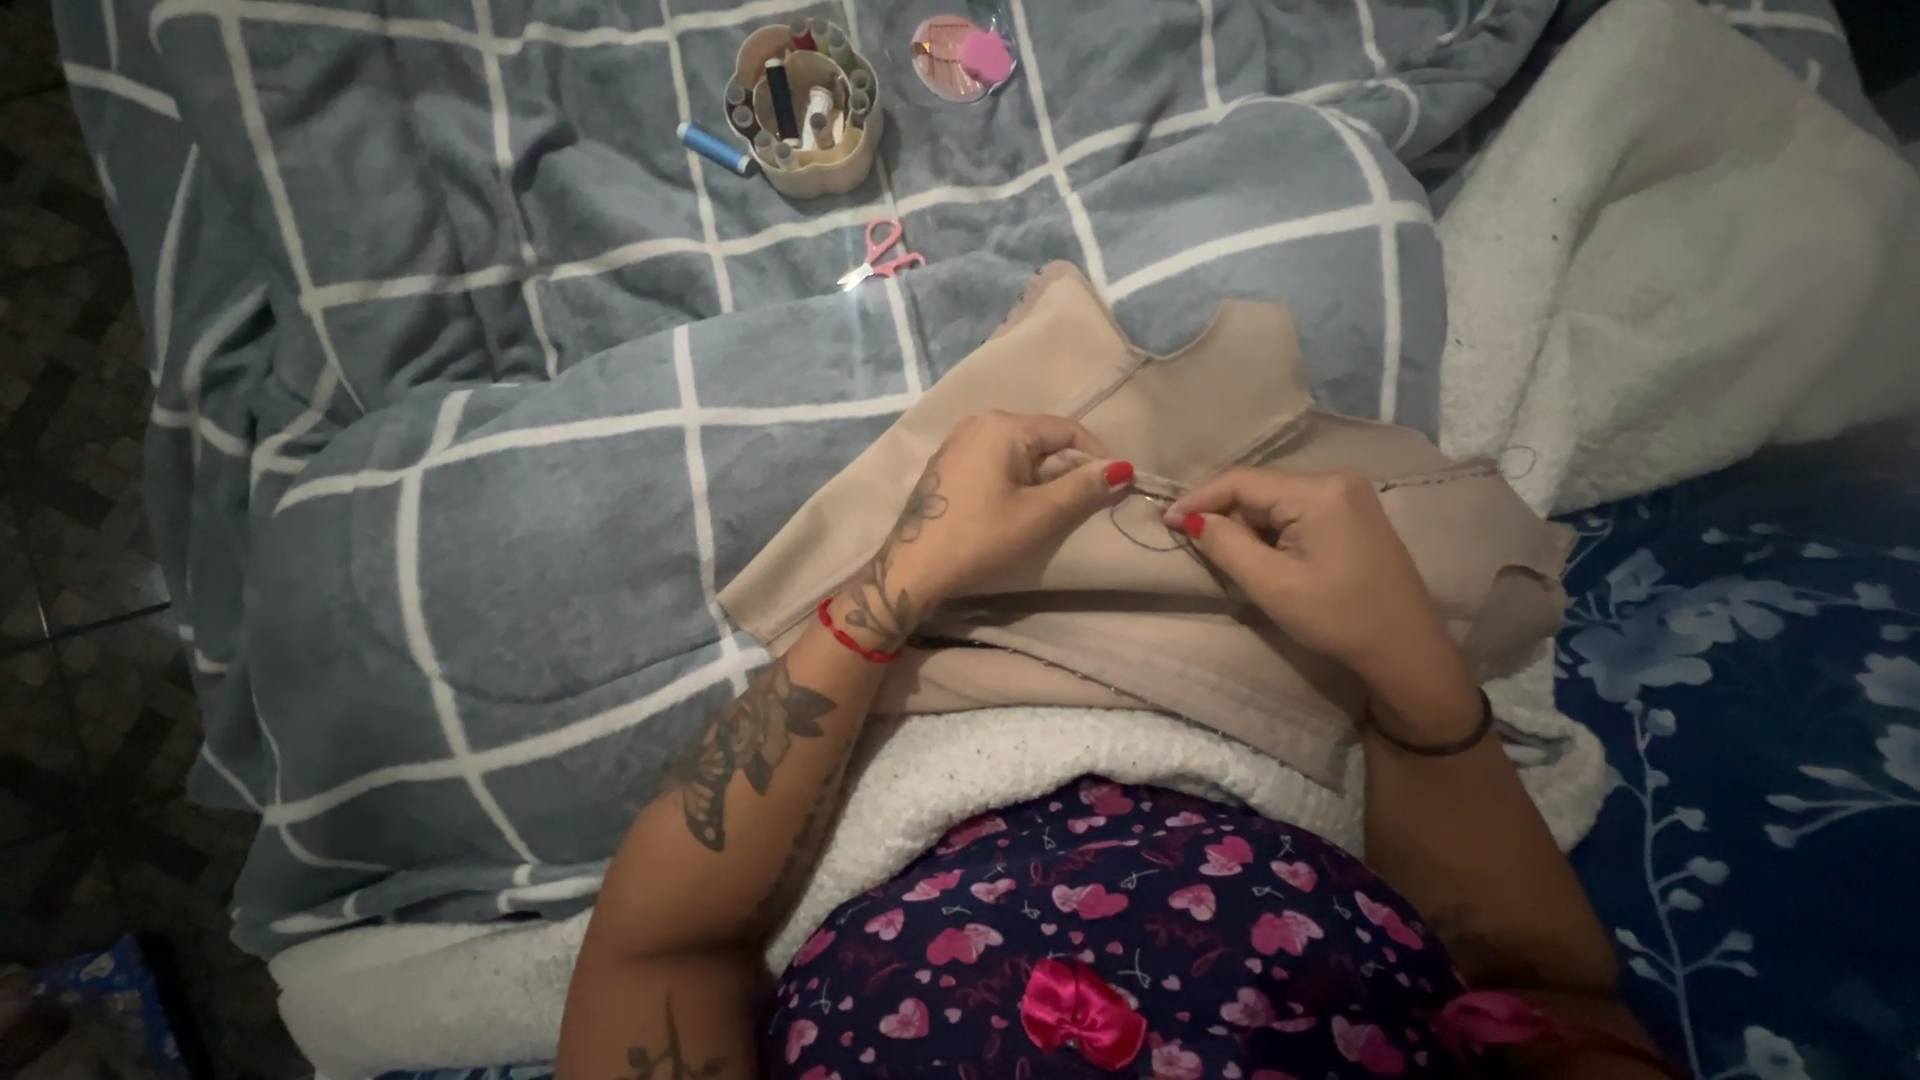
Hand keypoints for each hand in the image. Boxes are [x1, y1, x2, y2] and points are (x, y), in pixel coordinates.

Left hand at [834, 411, 1130, 649]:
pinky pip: (994, 459)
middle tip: (1088, 498)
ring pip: (1017, 449)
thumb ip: (1081, 487)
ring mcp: (958, 441)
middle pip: (1041, 437)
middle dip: (1069, 464)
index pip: (1067, 429)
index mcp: (1003, 425)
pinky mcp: (947, 463)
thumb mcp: (1038, 514)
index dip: (1097, 455)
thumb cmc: (980, 538)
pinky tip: (1018, 503)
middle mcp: (979, 421)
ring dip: (1042, 472)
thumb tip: (1121, 467)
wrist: (913, 567)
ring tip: (1057, 504)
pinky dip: (1015, 476)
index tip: (1118, 483)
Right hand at [1165, 468, 1475, 715]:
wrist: (1405, 650)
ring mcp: (1349, 494)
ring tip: (1226, 554)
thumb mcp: (1271, 584)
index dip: (1197, 499)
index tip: (1163, 522)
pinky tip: (1261, 554)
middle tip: (1193, 545)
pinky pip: (1295, 509)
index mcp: (1319, 491)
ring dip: (1245, 523)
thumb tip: (1189, 518)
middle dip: (1222, 513)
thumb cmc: (1337, 618)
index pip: (1240, 481)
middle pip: (1258, 487)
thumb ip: (1225, 544)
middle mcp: (1336, 479)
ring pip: (1274, 499)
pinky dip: (1270, 528)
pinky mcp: (1353, 512)